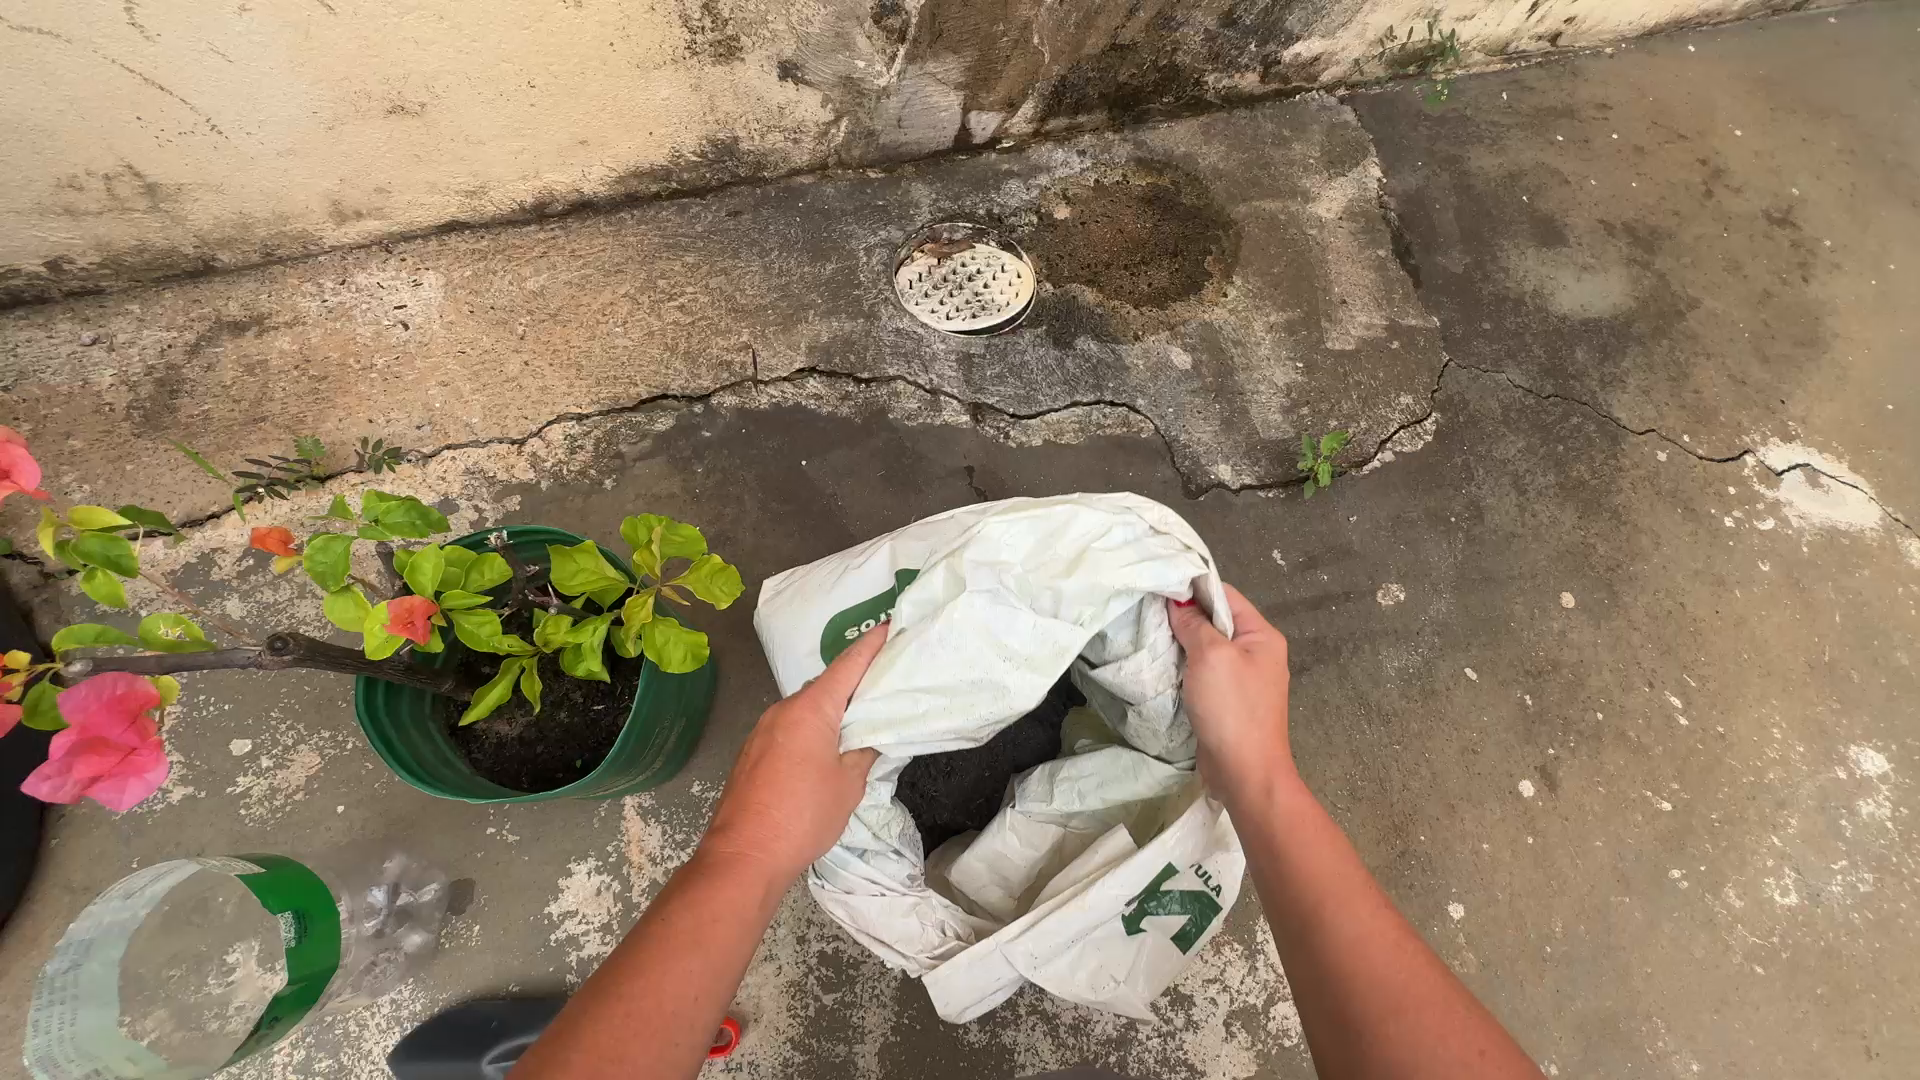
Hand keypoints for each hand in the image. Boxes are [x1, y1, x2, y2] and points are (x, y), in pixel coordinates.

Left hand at [700, 622, 887, 883]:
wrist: (743, 856)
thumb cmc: (802, 816)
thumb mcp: (848, 785)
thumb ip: (863, 752)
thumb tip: (868, 738)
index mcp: (810, 709)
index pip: (848, 665)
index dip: (871, 645)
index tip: (890, 625)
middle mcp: (784, 710)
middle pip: (826, 684)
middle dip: (856, 680)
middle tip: (887, 679)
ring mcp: (764, 730)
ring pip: (807, 707)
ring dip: (833, 707)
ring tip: (863, 715)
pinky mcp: (754, 751)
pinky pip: (791, 726)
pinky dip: (814, 726)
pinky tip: (829, 744)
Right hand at [1168, 585, 1296, 807]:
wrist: (1245, 772)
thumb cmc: (1232, 708)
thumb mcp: (1211, 656)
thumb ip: (1194, 624)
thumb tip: (1177, 602)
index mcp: (1261, 635)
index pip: (1225, 595)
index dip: (1193, 588)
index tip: (1159, 586)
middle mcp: (1256, 651)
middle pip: (1215, 620)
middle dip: (1184, 615)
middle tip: (1148, 611)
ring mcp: (1242, 677)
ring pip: (1206, 646)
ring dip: (1180, 642)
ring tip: (1149, 634)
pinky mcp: (1227, 698)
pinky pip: (1202, 670)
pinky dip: (1183, 665)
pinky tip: (1161, 664)